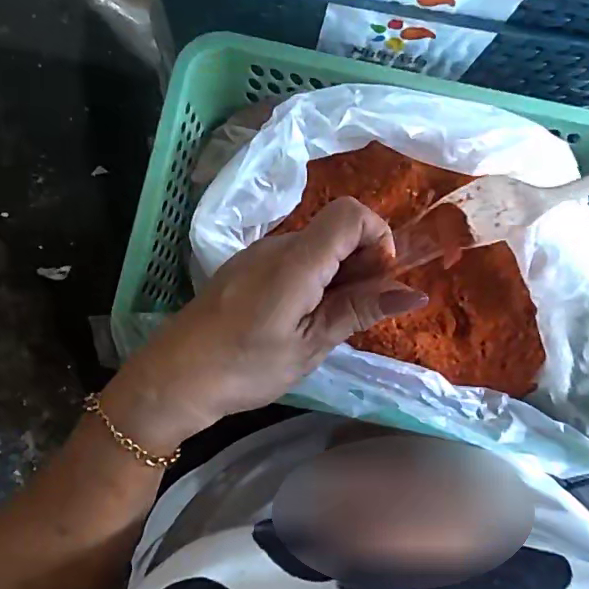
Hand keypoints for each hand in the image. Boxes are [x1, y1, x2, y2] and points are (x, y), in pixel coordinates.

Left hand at [105, 197, 429, 447]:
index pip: (352, 213)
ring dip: (335, 275)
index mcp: (296, 260)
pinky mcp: (243, 268)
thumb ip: (358, 310)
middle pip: (335, 228)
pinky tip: (297, 319)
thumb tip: (414, 291)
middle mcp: (276, 245)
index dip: (378, 239)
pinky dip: (310, 279)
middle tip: (352, 314)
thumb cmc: (245, 366)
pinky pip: (291, 259)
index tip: (378, 283)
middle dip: (361, 263)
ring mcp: (256, 254)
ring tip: (323, 324)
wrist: (175, 375)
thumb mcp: (309, 345)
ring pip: (314, 246)